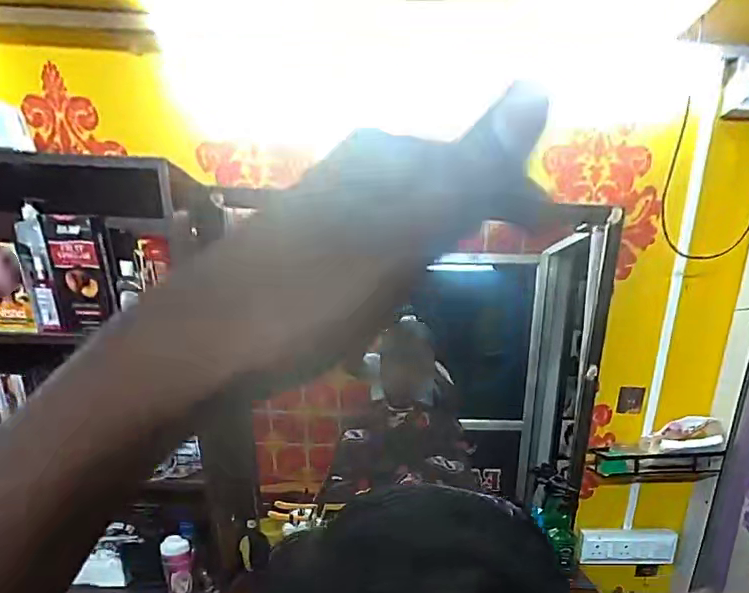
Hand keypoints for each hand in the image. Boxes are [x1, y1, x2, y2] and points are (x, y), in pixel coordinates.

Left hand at [122, 85, 552, 397]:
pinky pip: (368, 263)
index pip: (467, 159)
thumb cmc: (305, 298)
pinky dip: (392, 284)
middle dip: (472, 224)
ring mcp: (321, 222)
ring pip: (398, 229)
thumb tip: (539, 86)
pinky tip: (389, 310)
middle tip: (505, 261)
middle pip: (432, 190)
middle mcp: (347, 179)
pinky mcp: (302, 265)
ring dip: (432, 257)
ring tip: (455, 292)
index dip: (511, 191)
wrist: (202, 350)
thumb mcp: (396, 237)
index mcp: (377, 161)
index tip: (547, 227)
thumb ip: (464, 174)